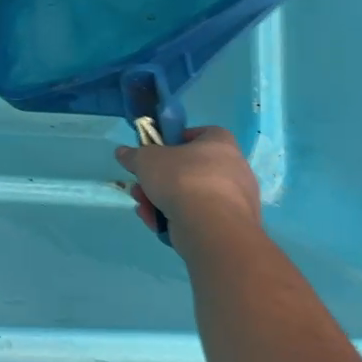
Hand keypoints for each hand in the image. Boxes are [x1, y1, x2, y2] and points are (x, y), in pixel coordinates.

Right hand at [115, 126, 260, 250]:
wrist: (212, 228)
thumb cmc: (181, 179)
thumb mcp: (143, 159)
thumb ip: (132, 154)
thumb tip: (124, 153)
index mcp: (221, 147)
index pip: (207, 133)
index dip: (182, 137)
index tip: (161, 148)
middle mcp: (235, 171)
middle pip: (193, 167)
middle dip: (163, 176)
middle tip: (144, 183)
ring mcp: (237, 201)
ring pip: (193, 194)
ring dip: (164, 198)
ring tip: (144, 205)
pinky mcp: (232, 225)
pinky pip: (199, 215)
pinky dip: (177, 216)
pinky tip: (157, 221)